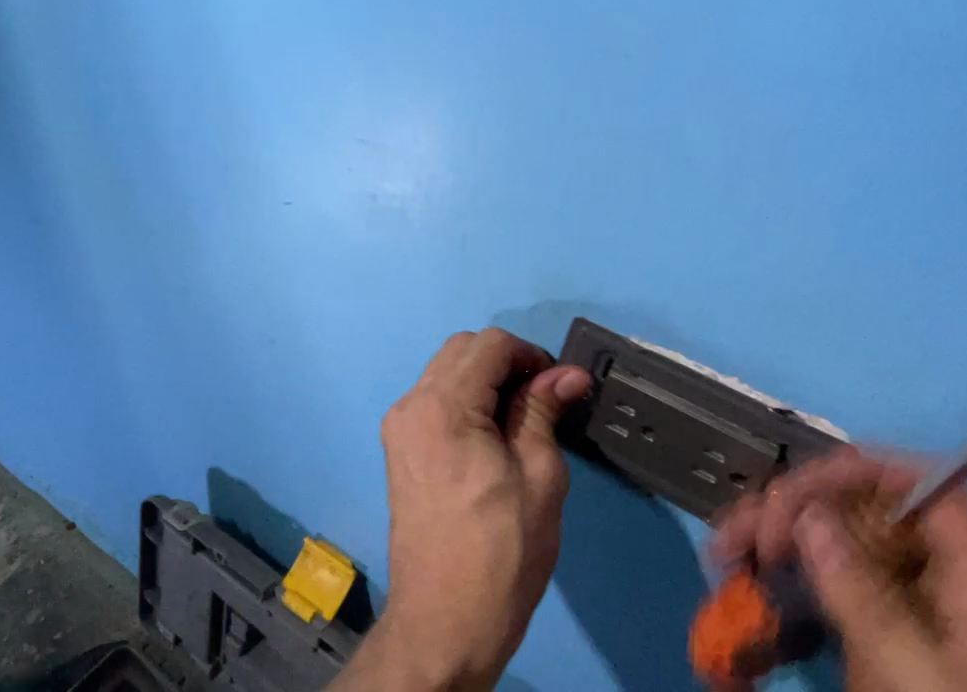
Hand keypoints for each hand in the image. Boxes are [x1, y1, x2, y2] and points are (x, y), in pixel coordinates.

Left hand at [332, 328, 591, 691]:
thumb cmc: (501, 551)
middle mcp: (410, 405)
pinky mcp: (399, 449)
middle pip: (461, 350)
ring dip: (484, 381)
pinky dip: (465, 401)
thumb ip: (544, 412)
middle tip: (543, 402)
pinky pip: (433, 401)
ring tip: (521, 422)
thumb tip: (567, 374)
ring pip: (445, 373)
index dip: (530, 355)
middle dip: (506, 363)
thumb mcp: (539, 476)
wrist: (444, 621)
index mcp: (442, 405)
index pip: (488, 344)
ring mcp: (399, 427)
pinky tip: (491, 438)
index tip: (558, 388)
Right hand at [711, 449, 966, 691]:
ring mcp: (920, 626)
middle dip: (798, 510)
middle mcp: (953, 595)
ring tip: (724, 558)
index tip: (796, 487)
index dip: (866, 471)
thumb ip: (865, 597)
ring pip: (843, 552)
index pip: (935, 491)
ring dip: (779, 544)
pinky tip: (747, 598)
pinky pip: (833, 599)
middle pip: (874, 517)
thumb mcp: (918, 679)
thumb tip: (810, 516)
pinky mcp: (891, 654)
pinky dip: (788, 591)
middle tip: (740, 535)